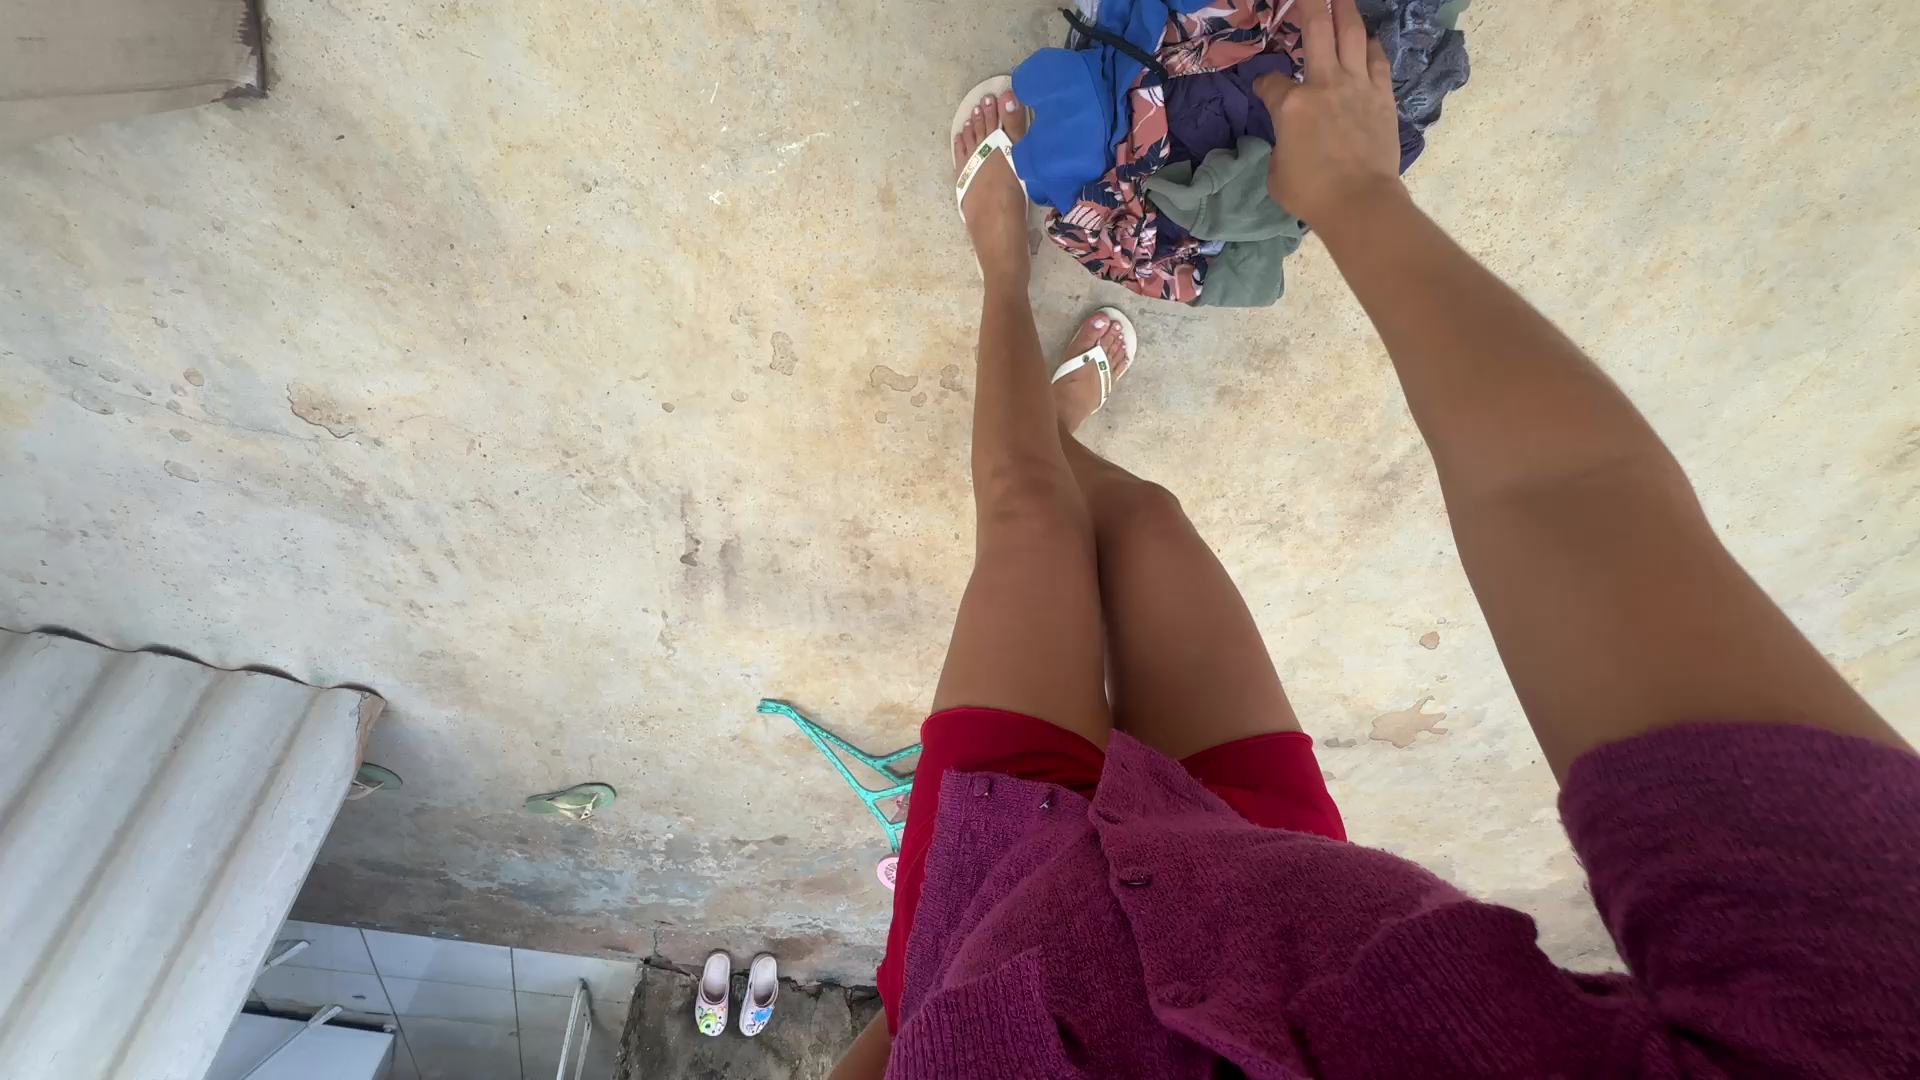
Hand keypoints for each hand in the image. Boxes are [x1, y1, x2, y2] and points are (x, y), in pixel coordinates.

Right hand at [1254, 0, 1405, 227]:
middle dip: (1310, 4)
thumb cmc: (1309, 193)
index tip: (1261, 87)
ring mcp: (1356, 84)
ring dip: (1344, 8)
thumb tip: (1290, 138)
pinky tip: (1365, 38)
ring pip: (1351, 32)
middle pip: (1317, 30)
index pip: (1270, 84)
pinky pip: (1375, 57)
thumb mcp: (1276, 174)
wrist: (1357, 200)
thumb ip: (1281, 146)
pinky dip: (1368, 44)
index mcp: (1290, 106)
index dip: (1262, 84)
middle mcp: (1323, 84)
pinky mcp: (1381, 93)